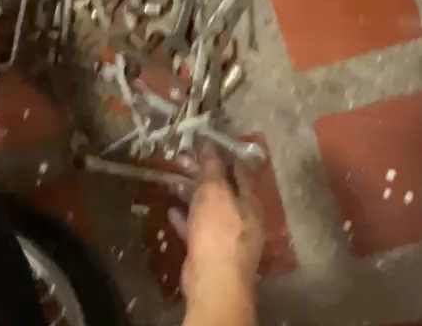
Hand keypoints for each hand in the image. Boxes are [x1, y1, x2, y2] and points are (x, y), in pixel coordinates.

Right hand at [178, 147, 263, 316]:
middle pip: (223, 189)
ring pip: (209, 208)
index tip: (204, 140)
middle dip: (203, 174)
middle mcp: (243, 219)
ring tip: (173, 180)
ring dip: (192, 195)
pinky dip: (185, 218)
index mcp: (250, 203)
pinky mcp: (210, 252)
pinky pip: (197, 229)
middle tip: (183, 158)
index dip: (223, 153)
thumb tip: (208, 142)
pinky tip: (171, 210)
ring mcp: (227, 237)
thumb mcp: (214, 191)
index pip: (240, 170)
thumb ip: (211, 167)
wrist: (213, 281)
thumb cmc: (218, 230)